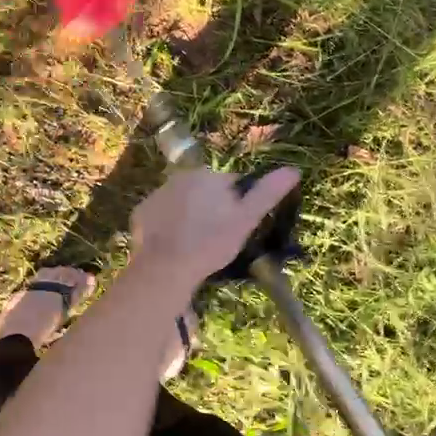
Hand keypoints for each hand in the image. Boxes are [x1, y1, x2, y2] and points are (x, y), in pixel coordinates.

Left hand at [128, 167, 300, 284]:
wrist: (167, 266)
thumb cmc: (212, 242)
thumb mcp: (245, 219)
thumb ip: (267, 193)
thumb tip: (294, 169)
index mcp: (207, 176)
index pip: (229, 185)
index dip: (236, 206)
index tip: (234, 228)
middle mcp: (179, 177)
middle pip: (203, 192)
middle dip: (210, 209)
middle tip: (215, 239)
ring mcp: (157, 194)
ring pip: (181, 203)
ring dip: (188, 217)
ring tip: (193, 245)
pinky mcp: (141, 213)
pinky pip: (160, 216)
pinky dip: (167, 227)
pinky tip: (173, 245)